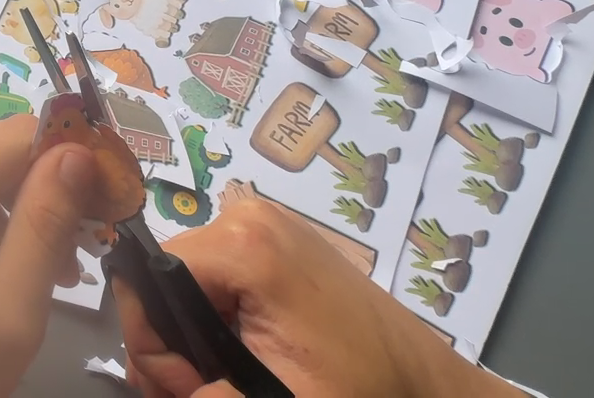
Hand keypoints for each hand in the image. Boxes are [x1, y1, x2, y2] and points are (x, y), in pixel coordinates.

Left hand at [0, 116, 100, 397]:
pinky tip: (1, 250)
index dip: (70, 152)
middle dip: (45, 180)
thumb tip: (78, 154)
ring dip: (15, 195)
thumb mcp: (13, 309)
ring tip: (52, 260)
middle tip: (83, 241)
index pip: (16, 134)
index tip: (108, 195)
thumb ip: (46, 223)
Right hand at [116, 199, 522, 397]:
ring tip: (218, 377)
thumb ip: (206, 395)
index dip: (151, 339)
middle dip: (168, 339)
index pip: (150, 279)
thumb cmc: (366, 394)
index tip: (186, 389)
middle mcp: (242, 213)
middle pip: (165, 275)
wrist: (443, 394)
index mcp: (243, 244)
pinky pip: (213, 267)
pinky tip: (236, 349)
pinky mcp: (272, 232)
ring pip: (184, 274)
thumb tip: (154, 386)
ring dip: (188, 328)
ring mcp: (258, 217)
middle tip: (197, 390)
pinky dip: (212, 311)